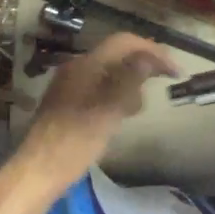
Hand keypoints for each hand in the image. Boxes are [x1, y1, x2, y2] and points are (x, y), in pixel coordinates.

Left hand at [13, 33, 179, 193]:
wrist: (39, 170)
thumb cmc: (75, 141)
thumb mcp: (108, 110)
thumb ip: (128, 80)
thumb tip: (147, 56)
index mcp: (84, 65)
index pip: (123, 42)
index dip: (152, 51)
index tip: (175, 72)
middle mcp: (75, 69)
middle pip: (116, 56)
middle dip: (142, 68)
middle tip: (163, 85)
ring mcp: (69, 85)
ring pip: (109, 74)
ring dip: (129, 85)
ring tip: (135, 110)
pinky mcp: (67, 103)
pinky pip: (98, 90)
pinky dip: (115, 97)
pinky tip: (120, 116)